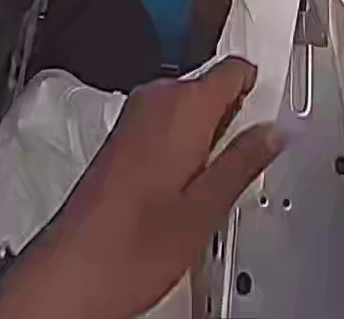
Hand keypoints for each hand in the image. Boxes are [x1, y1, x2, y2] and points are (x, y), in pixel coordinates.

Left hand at [0, 57, 284, 318]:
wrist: (66, 277)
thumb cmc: (126, 248)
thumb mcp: (206, 209)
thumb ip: (246, 159)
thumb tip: (278, 131)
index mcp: (185, 105)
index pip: (237, 67)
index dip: (259, 88)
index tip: (270, 114)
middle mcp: (159, 98)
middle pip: (215, 84)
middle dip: (234, 116)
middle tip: (238, 163)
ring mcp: (137, 113)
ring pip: (192, 103)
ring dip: (208, 130)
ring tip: (206, 183)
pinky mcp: (124, 131)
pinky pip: (169, 117)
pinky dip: (184, 139)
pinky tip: (180, 184)